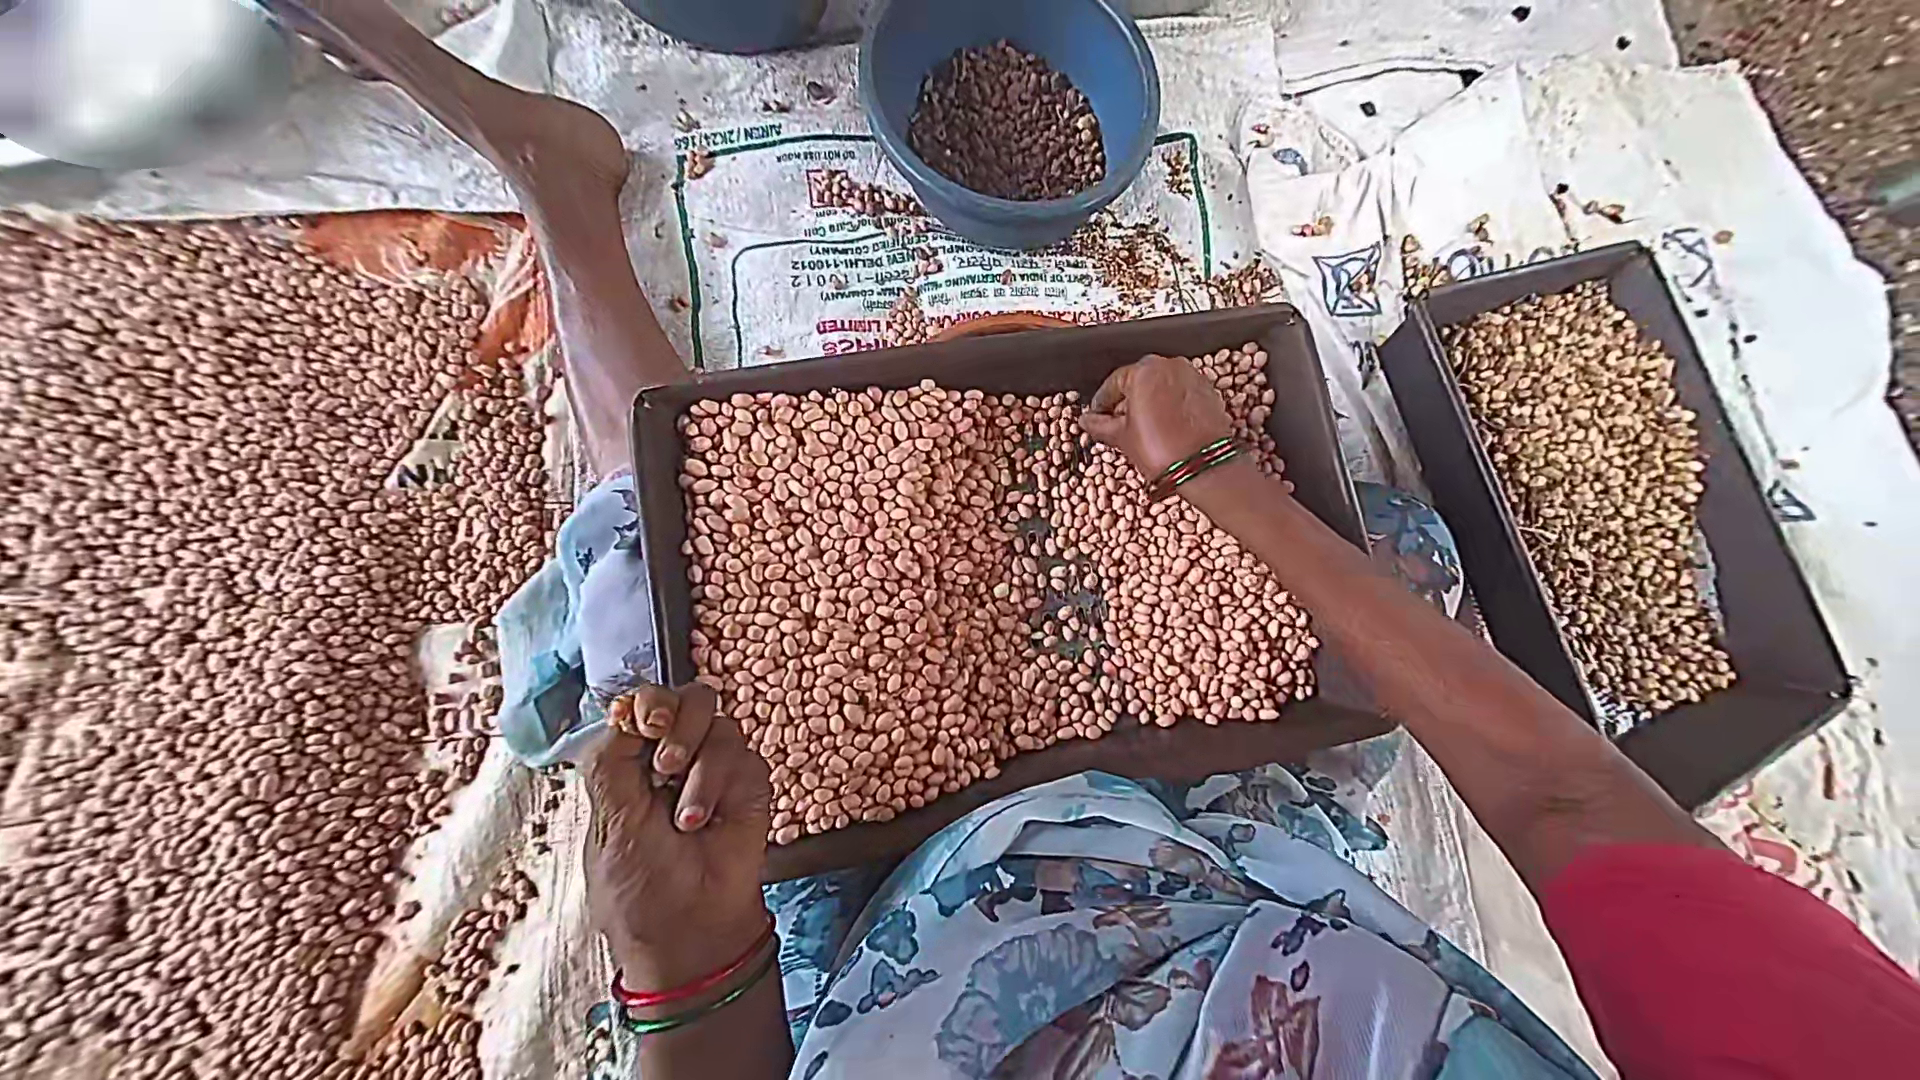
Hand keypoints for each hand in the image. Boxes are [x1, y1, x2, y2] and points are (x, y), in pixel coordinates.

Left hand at [583, 682, 771, 990]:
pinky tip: (707, 820)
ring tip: (684, 816)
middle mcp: (680, 753)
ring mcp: (716, 764)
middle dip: (677, 719)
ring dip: (697, 768)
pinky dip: (719, 784)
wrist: (691, 926)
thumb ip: (611, 761)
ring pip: (716, 723)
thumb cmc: (640, 885)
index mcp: (638, 760)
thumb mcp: (609, 821)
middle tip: (664, 761)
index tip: (644, 723)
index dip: (648, 702)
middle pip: (688, 698)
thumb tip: (623, 709)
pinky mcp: (749, 778)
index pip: (646, 704)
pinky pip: (741, 754)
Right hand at [1079, 354, 1234, 478]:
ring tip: (1140, 429)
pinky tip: (1162, 428)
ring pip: (1160, 387)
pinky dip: (1168, 407)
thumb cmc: (1163, 450)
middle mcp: (1171, 367)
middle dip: (1126, 403)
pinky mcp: (1207, 392)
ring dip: (1148, 404)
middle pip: (1139, 382)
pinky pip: (1179, 395)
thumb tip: (1088, 420)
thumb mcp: (1121, 437)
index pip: (1114, 383)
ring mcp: (1192, 378)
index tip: (1096, 415)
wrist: (1203, 467)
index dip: (1101, 402)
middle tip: (1116, 425)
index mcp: (1145, 371)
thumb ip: (1100, 424)